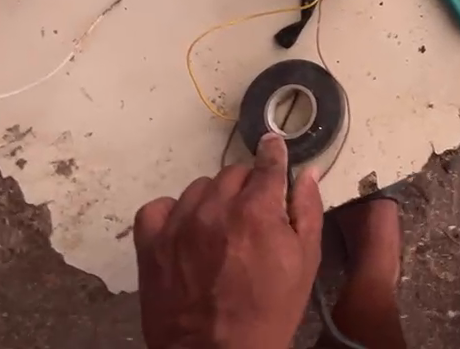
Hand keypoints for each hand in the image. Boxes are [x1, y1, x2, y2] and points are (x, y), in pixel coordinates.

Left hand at [134, 134, 324, 348]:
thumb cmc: (270, 310)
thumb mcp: (306, 260)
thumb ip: (308, 208)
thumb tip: (308, 171)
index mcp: (257, 209)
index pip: (267, 160)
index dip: (273, 151)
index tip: (273, 147)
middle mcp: (216, 208)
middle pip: (234, 173)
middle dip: (247, 187)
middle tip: (252, 215)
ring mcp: (179, 226)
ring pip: (200, 187)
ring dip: (213, 199)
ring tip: (219, 228)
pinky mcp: (151, 247)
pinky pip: (157, 208)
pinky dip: (171, 213)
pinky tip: (184, 229)